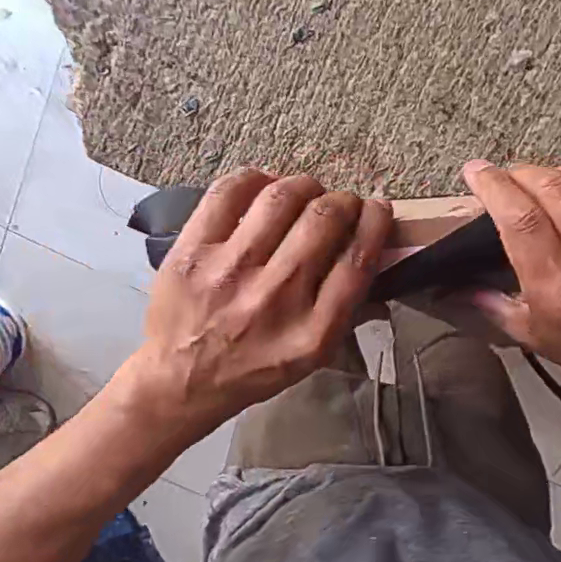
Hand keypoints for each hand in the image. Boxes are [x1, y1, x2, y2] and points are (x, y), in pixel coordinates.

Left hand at [117, 169, 392, 432]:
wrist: (179, 383)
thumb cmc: (253, 369)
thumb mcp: (313, 357)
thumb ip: (349, 310)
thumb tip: (381, 257)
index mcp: (313, 332)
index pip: (358, 259)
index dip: (375, 222)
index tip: (378, 207)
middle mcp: (275, 298)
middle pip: (324, 220)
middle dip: (343, 200)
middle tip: (340, 203)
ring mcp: (230, 272)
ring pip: (281, 198)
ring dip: (305, 185)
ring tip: (307, 191)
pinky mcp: (192, 252)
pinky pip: (228, 192)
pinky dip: (255, 178)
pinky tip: (265, 186)